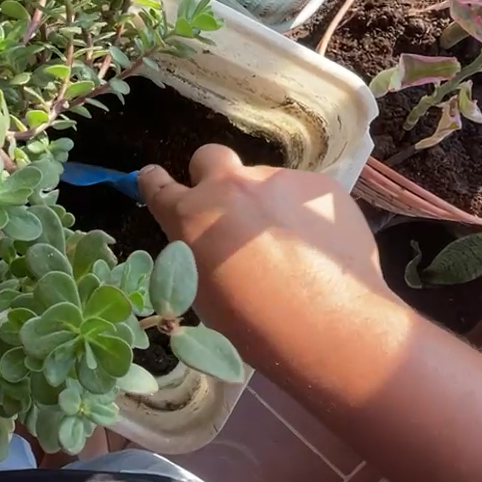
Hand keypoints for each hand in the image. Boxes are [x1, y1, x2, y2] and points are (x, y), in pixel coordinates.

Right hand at [139, 145, 394, 344]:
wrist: (325, 325)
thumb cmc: (251, 323)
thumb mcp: (200, 290)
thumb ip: (197, 250)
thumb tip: (209, 242)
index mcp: (191, 215)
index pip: (157, 185)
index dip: (156, 182)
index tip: (157, 180)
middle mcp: (230, 186)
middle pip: (209, 157)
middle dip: (211, 176)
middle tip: (228, 210)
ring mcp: (278, 180)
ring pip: (264, 184)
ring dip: (267, 206)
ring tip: (292, 248)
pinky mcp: (319, 186)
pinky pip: (303, 195)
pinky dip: (303, 215)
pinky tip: (318, 248)